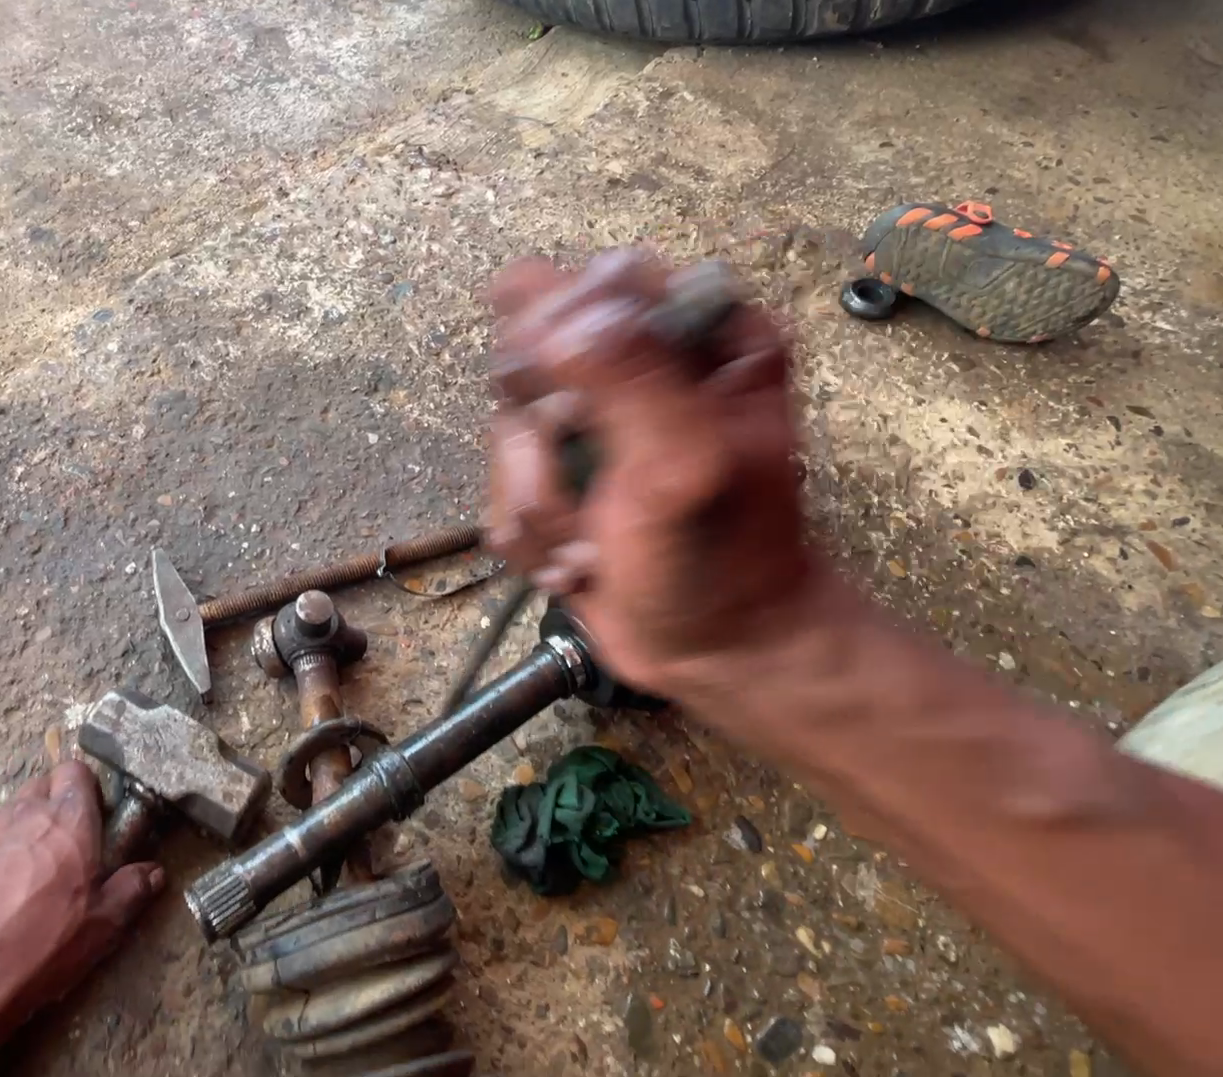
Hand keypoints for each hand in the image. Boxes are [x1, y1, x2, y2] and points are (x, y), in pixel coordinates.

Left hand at [0, 761, 163, 1029]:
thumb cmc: (38, 947)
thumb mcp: (100, 929)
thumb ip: (130, 892)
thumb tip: (153, 872)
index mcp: (67, 821)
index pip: (76, 771)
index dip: (83, 789)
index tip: (90, 817)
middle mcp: (21, 814)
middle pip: (38, 789)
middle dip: (49, 810)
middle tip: (57, 852)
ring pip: (1, 820)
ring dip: (12, 839)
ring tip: (13, 885)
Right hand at [485, 247, 814, 695]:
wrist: (713, 650)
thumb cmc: (722, 560)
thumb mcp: (688, 465)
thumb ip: (630, 377)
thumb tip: (548, 314)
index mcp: (701, 340)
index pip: (604, 280)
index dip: (564, 333)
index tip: (568, 405)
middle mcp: (638, 371)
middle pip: (530, 356)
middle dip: (542, 444)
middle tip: (576, 484)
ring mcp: (590, 427)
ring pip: (505, 431)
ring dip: (538, 505)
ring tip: (587, 549)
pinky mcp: (557, 476)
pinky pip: (500, 485)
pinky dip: (530, 535)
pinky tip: (576, 564)